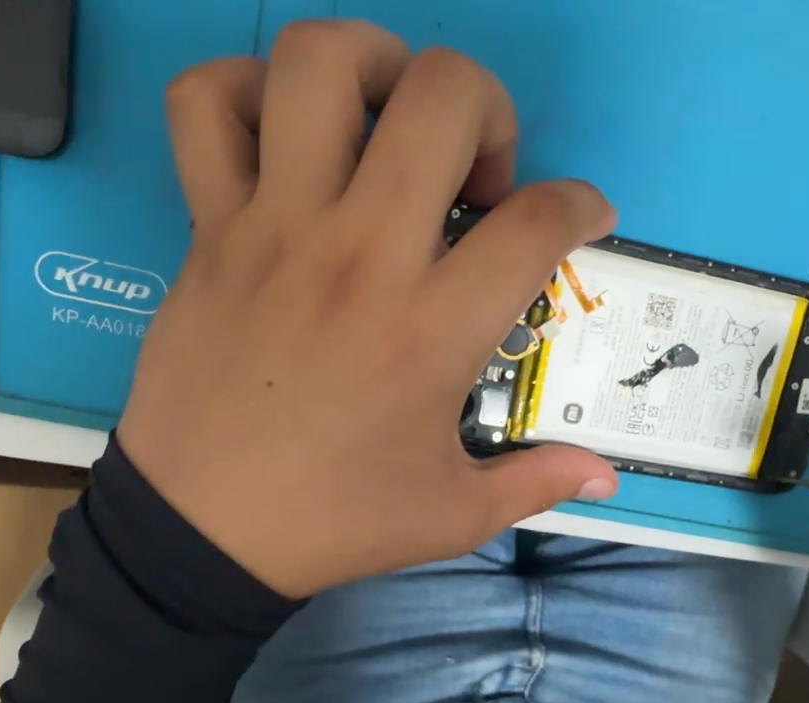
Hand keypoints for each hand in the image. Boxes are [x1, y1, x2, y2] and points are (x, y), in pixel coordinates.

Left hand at [119, 21, 619, 597]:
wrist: (202, 532)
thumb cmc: (333, 522)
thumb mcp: (454, 517)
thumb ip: (538, 484)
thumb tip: (605, 477)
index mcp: (432, 328)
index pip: (538, 220)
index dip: (583, 204)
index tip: (582, 219)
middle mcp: (361, 253)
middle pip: (444, 97)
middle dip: (489, 110)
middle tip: (479, 173)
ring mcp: (276, 228)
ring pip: (320, 64)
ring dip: (375, 64)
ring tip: (389, 122)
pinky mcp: (209, 228)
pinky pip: (205, 107)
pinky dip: (242, 91)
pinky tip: (280, 137)